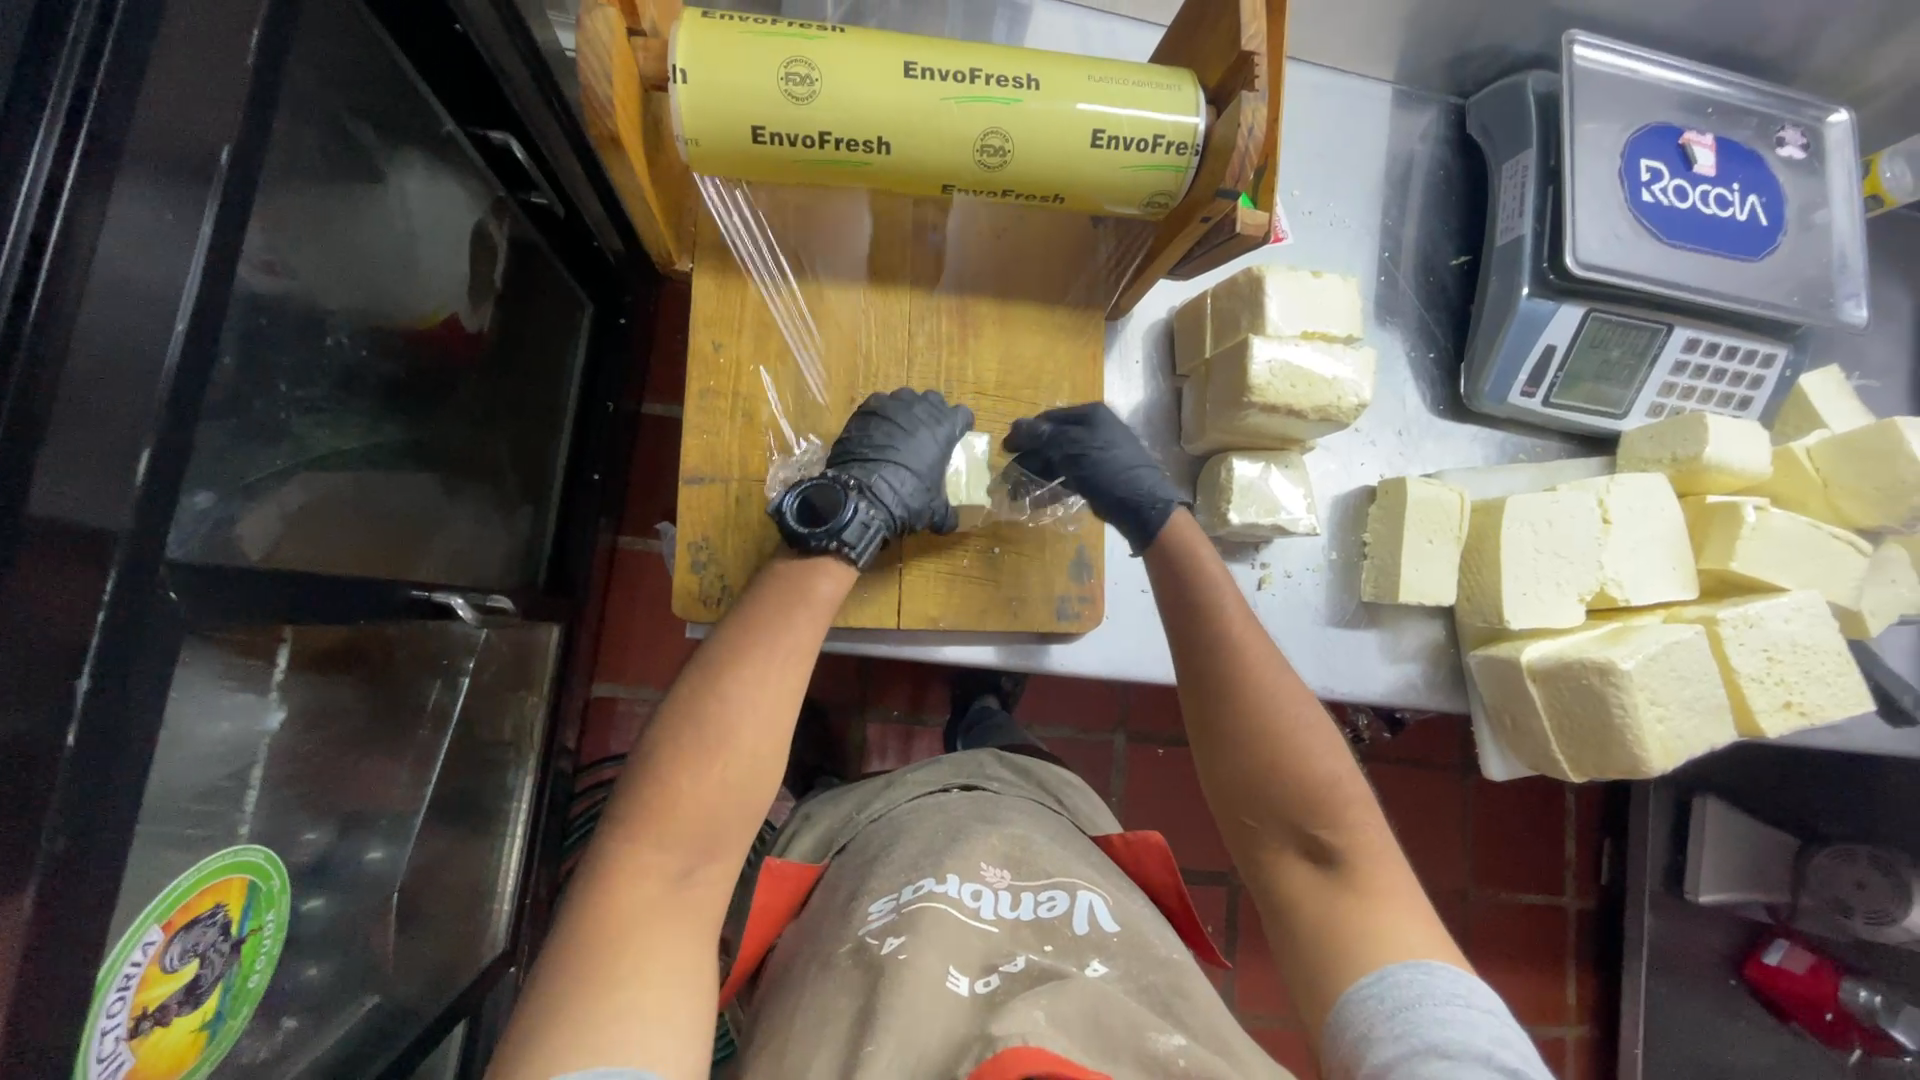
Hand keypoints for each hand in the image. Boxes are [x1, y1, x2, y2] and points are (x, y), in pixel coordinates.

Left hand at [826, 388, 974, 537]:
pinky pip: (878, 406)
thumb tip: (950, 524)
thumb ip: (946, 514)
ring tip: (900, 431)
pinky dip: (880, 416)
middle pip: (934, 400)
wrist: (862, 494)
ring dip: (906, 411)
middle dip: (933, 414)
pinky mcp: (866, 410)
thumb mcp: (934, 511)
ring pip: (905, 398)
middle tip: (927, 435)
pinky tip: (875, 433)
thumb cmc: (907, 498)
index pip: (963, 414)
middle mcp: (920, 409)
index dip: (961, 425)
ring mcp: (891, 405)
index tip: (956, 436)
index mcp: (944, 428)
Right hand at [1005, 403, 1186, 553]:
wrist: (1140, 503)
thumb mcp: (1069, 447)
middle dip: (1029, 459)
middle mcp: (1094, 431)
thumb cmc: (1104, 467)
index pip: (1048, 419)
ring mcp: (1097, 455)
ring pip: (1058, 462)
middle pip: (1052, 442)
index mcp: (1089, 415)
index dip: (1025, 433)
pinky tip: (1036, 502)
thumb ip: (1040, 435)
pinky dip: (1052, 488)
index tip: (1005, 449)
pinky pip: (1069, 479)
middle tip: (1008, 477)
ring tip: (1016, 494)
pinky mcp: (1099, 478)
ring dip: (1036, 477)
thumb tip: (1014, 426)